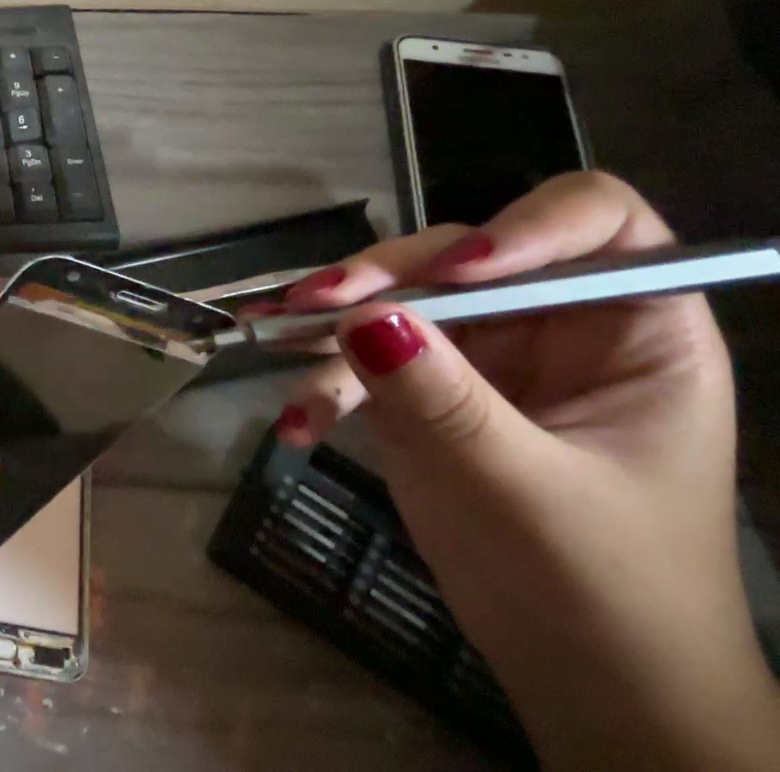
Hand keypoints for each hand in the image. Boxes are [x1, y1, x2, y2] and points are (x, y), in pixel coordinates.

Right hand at [278, 172, 779, 771]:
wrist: (579, 679)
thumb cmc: (600, 587)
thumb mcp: (524, 489)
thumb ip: (443, 398)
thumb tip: (359, 317)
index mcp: (633, 332)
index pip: (596, 226)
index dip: (529, 227)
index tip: (459, 272)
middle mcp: (555, 328)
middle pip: (463, 257)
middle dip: (387, 276)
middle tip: (314, 302)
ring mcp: (481, 362)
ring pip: (398, 303)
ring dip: (331, 321)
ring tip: (271, 340)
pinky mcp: (422, 396)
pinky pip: (362, 362)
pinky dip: (322, 385)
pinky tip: (297, 425)